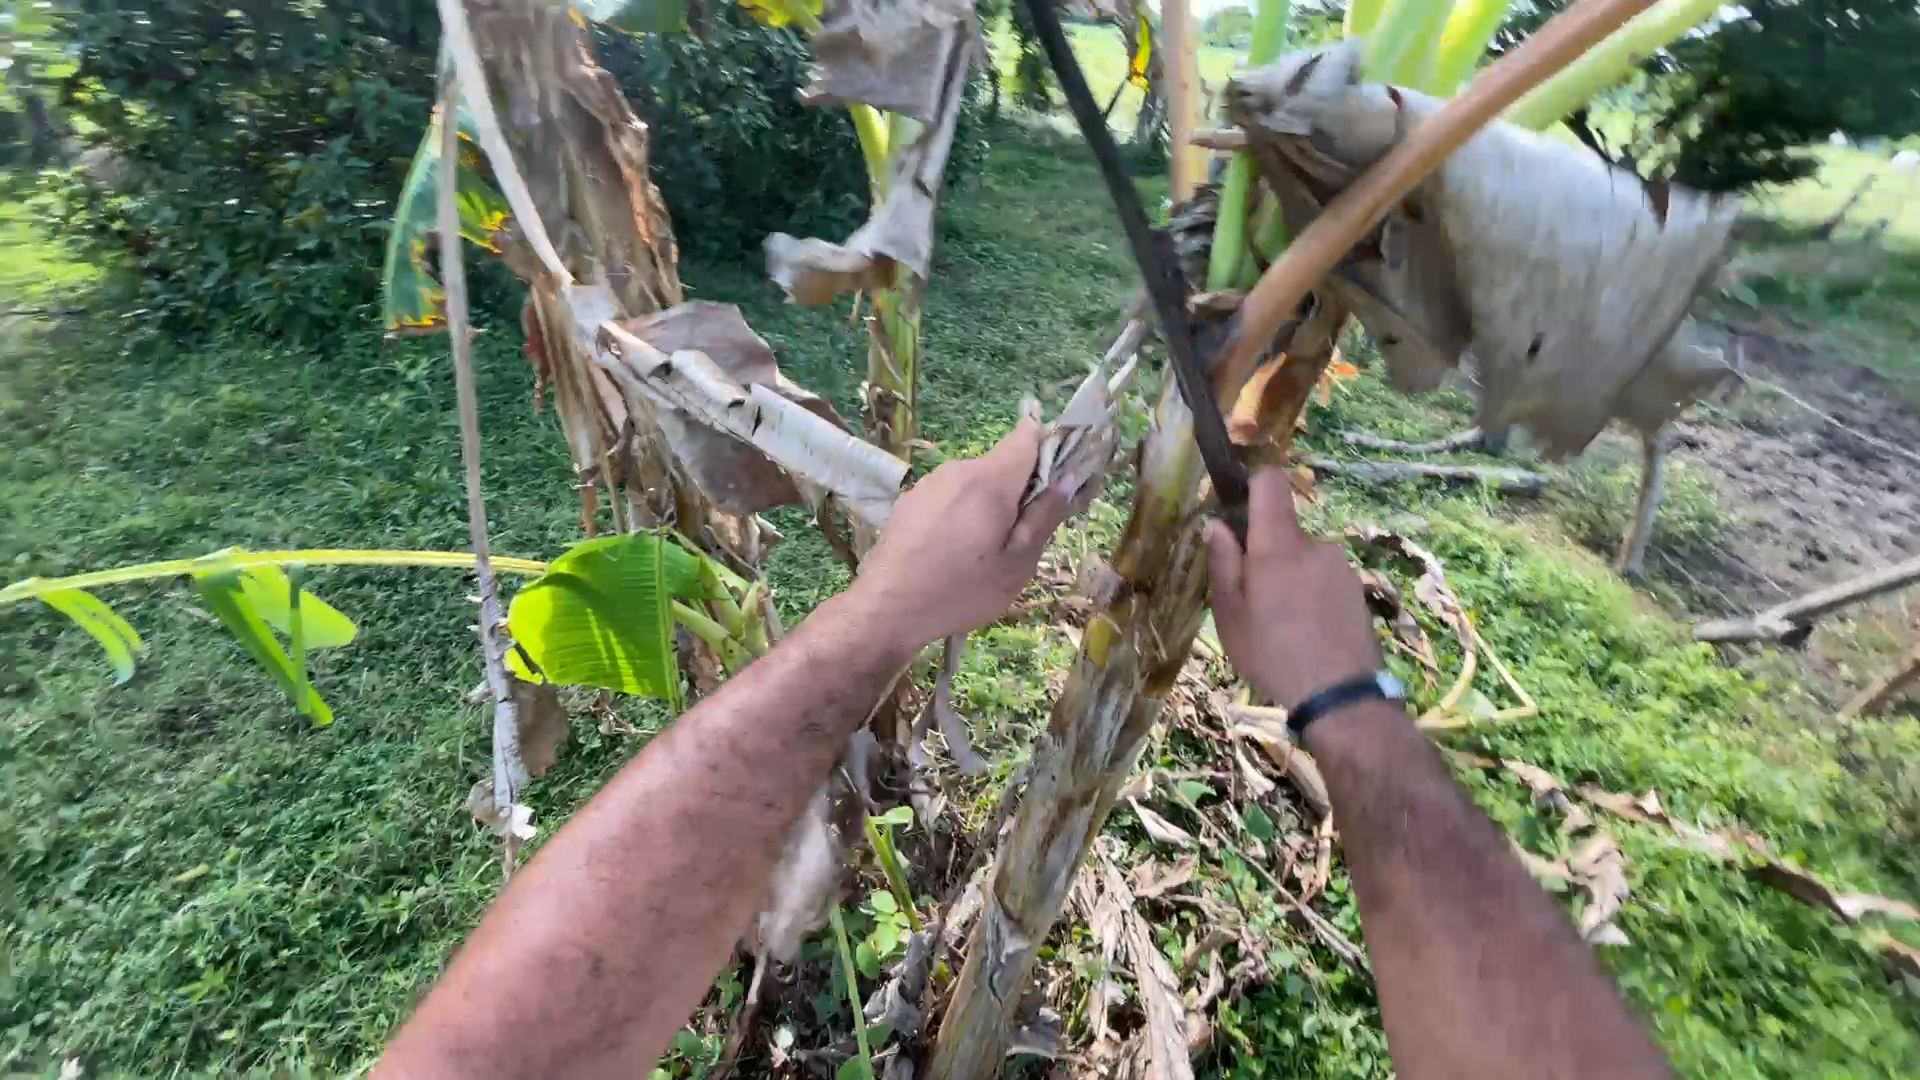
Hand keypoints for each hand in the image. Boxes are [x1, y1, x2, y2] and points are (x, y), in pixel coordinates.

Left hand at [847, 419, 1071, 648]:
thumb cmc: (962, 590)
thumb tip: (1067, 479)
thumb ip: (1044, 517)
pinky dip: (958, 517)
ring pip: (973, 484)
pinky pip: (948, 499)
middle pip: (1000, 466)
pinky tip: (948, 554)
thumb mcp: (1017, 563)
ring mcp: (929, 484)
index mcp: (990, 479)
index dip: (1048, 451)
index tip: (1053, 486)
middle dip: (1016, 493)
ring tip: (979, 554)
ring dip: (985, 507)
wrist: (888, 608)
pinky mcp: (909, 502)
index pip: (1027, 436)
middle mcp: (958, 470)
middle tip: (1017, 541)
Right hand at [1205, 468, 1378, 710]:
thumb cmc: (1272, 653)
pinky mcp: (1356, 588)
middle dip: (1264, 553)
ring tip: (1280, 622)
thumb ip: (1223, 563)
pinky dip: (1309, 594)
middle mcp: (1314, 545)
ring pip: (1302, 557)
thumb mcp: (1230, 614)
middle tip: (1252, 598)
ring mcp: (1341, 566)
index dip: (1251, 486)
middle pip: (1282, 530)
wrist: (1340, 696)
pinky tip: (1305, 630)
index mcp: (1278, 546)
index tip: (1236, 509)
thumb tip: (1215, 525)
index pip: (1270, 484)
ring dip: (1288, 577)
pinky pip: (1322, 577)